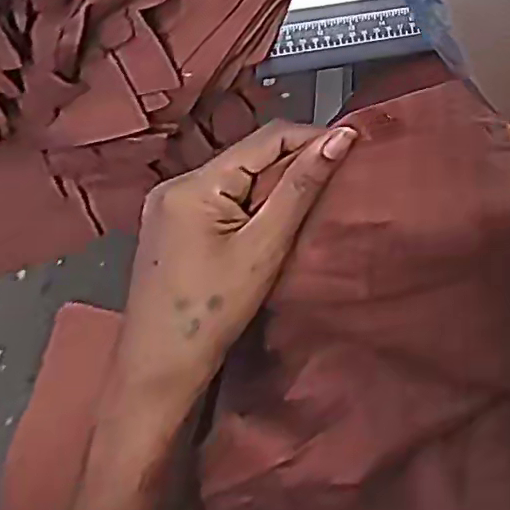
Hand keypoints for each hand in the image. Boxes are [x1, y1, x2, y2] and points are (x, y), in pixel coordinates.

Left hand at [112, 120, 359, 402]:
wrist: (157, 374)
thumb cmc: (214, 312)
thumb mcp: (266, 243)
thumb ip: (303, 184)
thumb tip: (342, 135)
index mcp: (194, 184)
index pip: (268, 137)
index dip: (314, 137)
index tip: (352, 148)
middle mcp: (177, 182)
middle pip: (254, 154)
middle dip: (297, 163)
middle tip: (335, 182)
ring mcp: (172, 202)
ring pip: (244, 173)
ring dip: (280, 183)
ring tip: (311, 202)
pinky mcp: (176, 221)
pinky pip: (228, 193)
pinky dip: (258, 200)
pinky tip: (276, 220)